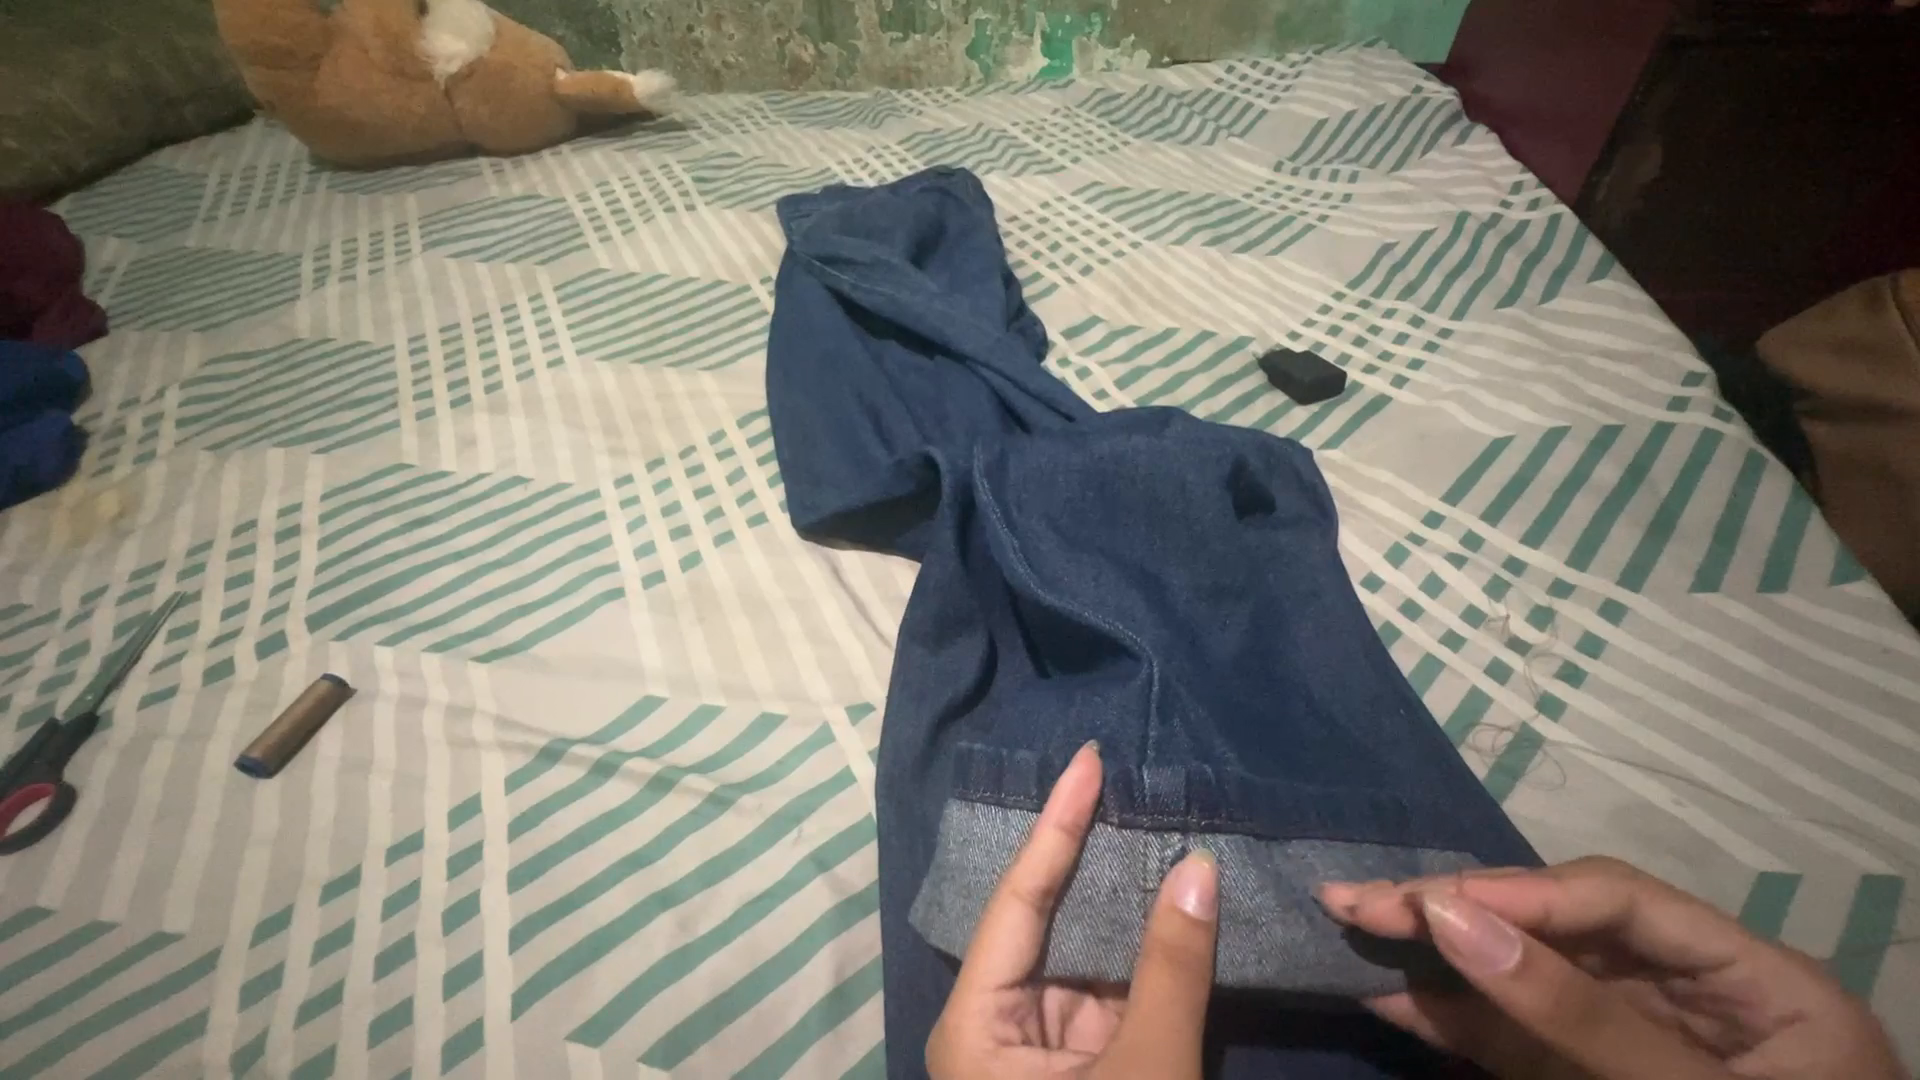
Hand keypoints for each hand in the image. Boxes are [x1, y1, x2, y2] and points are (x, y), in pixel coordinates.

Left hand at [926, 741, 1220, 1079]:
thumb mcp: (1145, 1067)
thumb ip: (1169, 970)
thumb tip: (1199, 867)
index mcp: (974, 1022)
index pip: (1019, 898)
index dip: (1057, 824)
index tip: (1087, 759)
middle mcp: (993, 1021)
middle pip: (1046, 918)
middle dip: (1087, 851)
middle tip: (1120, 781)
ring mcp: (1034, 1042)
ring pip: (1080, 949)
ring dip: (1121, 897)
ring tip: (1146, 818)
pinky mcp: (1077, 1060)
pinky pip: (1103, 985)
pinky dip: (1137, 947)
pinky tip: (1163, 894)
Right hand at [1319, 857, 1903, 1079]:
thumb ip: (1577, 1014)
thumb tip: (1447, 918)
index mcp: (1749, 979)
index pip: (1611, 897)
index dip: (1515, 891)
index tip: (1427, 902)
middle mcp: (1674, 987)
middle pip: (1545, 920)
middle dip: (1448, 908)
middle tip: (1355, 900)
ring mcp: (1614, 1027)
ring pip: (1507, 964)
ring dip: (1424, 947)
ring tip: (1346, 918)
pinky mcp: (1568, 1068)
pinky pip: (1497, 1028)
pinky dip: (1439, 1012)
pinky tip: (1381, 992)